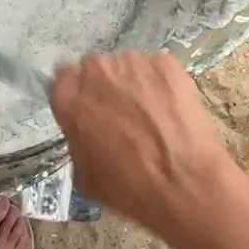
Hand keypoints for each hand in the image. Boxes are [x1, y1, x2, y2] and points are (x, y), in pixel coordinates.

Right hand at [50, 50, 234, 233]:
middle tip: (122, 113)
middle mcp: (96, 69)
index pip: (64, 77)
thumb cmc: (130, 187)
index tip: (89, 107)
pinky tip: (171, 109)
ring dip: (134, 83)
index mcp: (70, 97)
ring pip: (127, 65)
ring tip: (152, 114)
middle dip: (105, 85)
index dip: (78, 92)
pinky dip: (162, 83)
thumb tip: (84, 129)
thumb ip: (77, 138)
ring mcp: (132, 61)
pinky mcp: (164, 62)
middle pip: (96, 67)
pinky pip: (157, 68)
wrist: (184, 182)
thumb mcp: (86, 176)